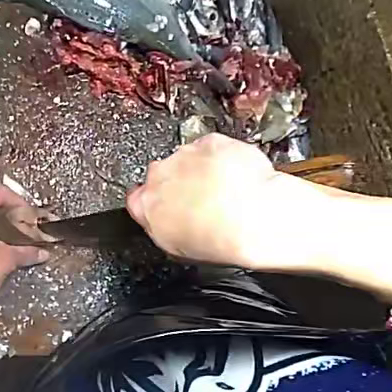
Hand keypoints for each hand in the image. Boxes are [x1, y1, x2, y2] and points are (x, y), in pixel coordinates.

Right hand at [126, 135, 327, 268]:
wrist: (252, 218)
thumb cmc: (218, 239)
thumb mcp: (177, 249)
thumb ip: (162, 228)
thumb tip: (165, 223)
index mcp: (146, 205)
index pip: (139, 198)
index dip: (158, 202)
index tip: (172, 207)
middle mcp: (160, 175)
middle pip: (164, 174)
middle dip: (181, 183)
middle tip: (203, 201)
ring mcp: (185, 156)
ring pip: (189, 159)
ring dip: (204, 170)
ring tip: (225, 191)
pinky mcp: (210, 142)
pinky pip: (212, 147)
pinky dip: (223, 157)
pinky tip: (235, 177)